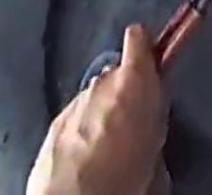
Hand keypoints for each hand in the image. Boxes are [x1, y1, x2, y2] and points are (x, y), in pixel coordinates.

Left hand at [27, 25, 167, 194]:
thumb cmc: (125, 176)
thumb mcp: (158, 141)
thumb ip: (156, 113)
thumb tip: (152, 119)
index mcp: (133, 81)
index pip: (139, 36)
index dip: (146, 47)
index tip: (152, 64)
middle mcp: (102, 82)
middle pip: (118, 74)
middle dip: (124, 93)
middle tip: (132, 125)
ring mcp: (75, 100)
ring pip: (96, 98)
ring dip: (102, 113)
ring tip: (106, 148)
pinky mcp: (53, 124)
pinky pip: (76, 117)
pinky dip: (82, 130)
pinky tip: (84, 159)